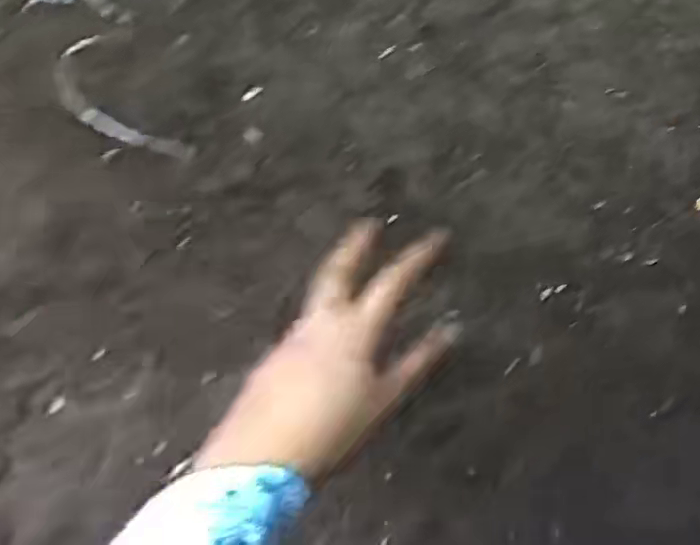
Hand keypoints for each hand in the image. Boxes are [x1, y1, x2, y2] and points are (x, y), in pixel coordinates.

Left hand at [194, 221, 458, 480]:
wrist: (248, 473)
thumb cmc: (330, 430)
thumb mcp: (384, 397)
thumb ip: (418, 360)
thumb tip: (451, 329)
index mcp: (355, 330)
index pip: (393, 280)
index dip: (417, 256)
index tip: (437, 237)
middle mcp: (319, 327)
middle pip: (335, 274)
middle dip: (353, 247)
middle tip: (365, 226)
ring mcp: (287, 345)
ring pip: (316, 305)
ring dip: (335, 288)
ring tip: (351, 287)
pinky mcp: (265, 369)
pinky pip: (300, 335)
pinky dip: (318, 325)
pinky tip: (322, 342)